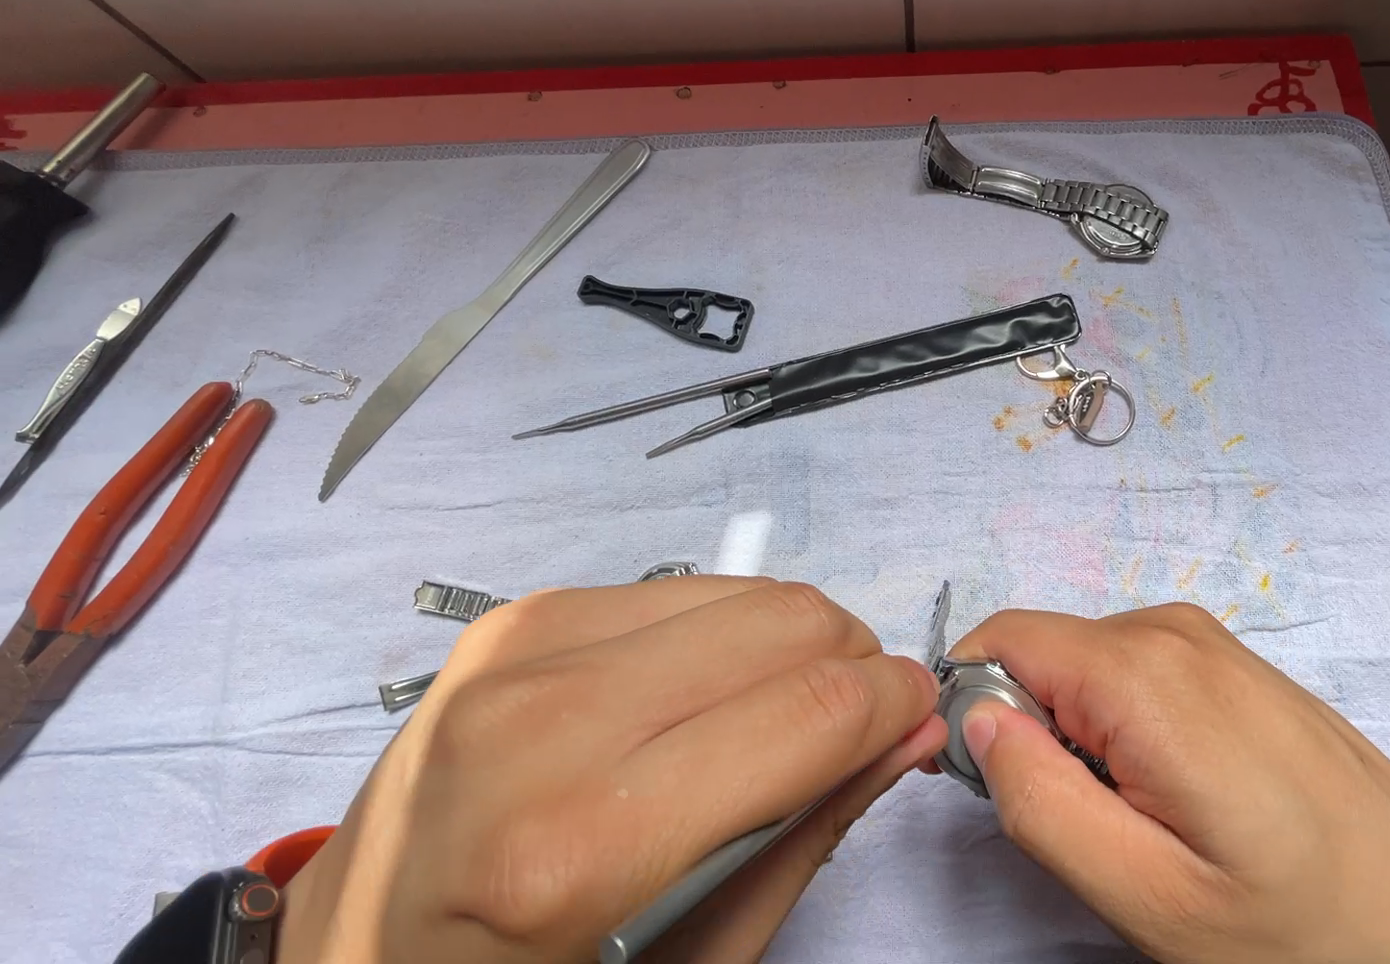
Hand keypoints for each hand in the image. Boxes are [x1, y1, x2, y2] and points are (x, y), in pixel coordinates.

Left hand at [277, 577, 946, 962]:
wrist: (348, 963)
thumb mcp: (698, 959)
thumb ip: (817, 825)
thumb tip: (913, 724)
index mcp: (584, 845)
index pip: (812, 710)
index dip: (894, 702)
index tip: (915, 712)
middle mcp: (547, 718)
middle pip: (787, 624)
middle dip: (855, 661)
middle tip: (854, 716)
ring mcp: (522, 647)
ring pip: (746, 592)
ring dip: (794, 643)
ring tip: (777, 706)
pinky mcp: (519, 614)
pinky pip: (683, 589)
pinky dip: (727, 633)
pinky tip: (703, 690)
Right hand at [947, 604, 1389, 963]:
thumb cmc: (1293, 932)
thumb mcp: (1145, 895)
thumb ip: (1039, 799)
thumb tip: (978, 720)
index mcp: (1144, 670)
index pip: (1005, 638)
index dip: (977, 701)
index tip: (996, 778)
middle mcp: (1177, 630)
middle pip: (1048, 652)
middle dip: (1032, 720)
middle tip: (1087, 818)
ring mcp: (1216, 643)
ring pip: (1092, 664)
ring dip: (1083, 728)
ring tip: (1143, 812)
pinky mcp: (1239, 666)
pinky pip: (1143, 672)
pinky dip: (1129, 722)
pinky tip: (1186, 791)